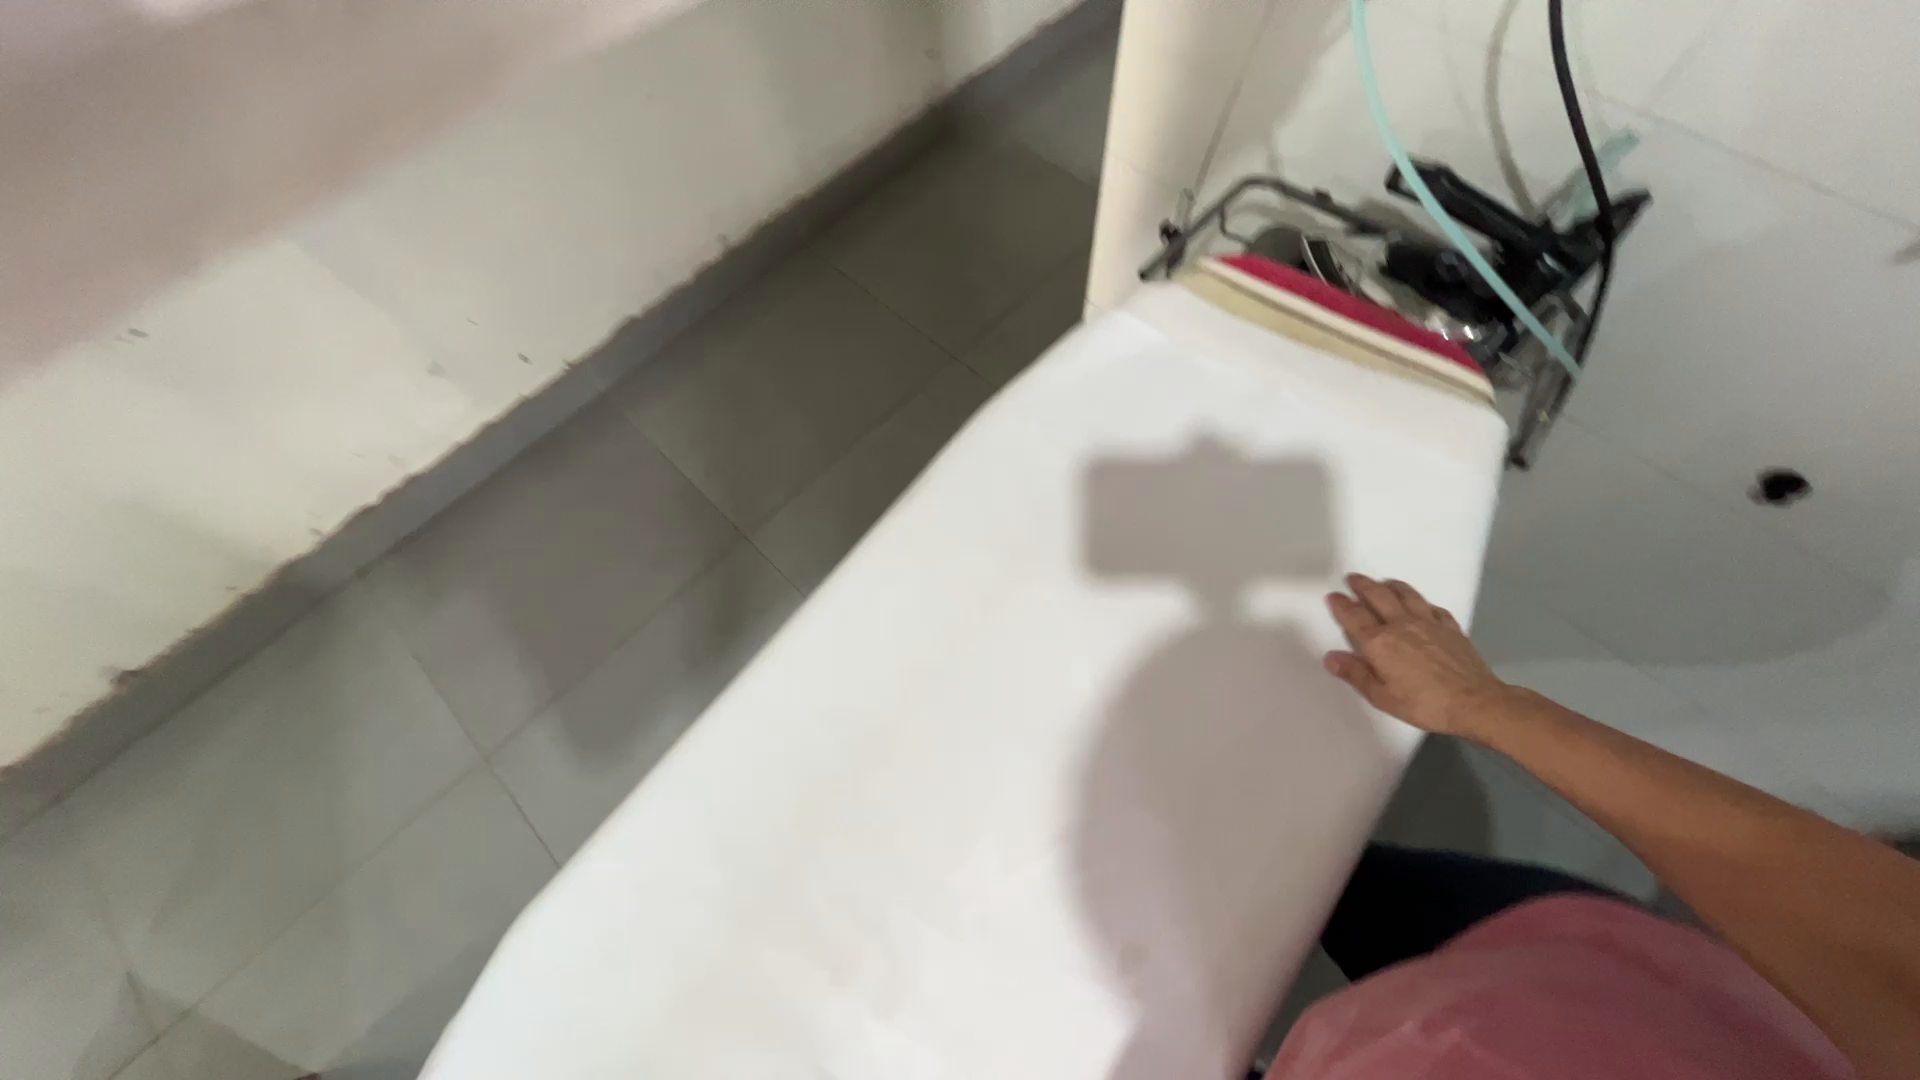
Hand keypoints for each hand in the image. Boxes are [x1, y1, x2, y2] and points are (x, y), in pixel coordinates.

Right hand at [1323, 574, 1514, 739]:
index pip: (1354, 617)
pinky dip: (1423, 602)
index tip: (1333, 596)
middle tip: (1353, 578)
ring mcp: (1429, 624)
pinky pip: (1434, 608)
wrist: (1476, 703)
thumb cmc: (1424, 704)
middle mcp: (1401, 626)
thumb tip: (1331, 657)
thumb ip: (1356, 674)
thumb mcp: (1382, 696)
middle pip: (1378, 597)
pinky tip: (1422, 604)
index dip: (1341, 605)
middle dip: (1363, 586)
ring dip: (1393, 586)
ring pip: (1407, 596)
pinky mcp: (1451, 628)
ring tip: (1385, 582)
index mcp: (1379, 643)